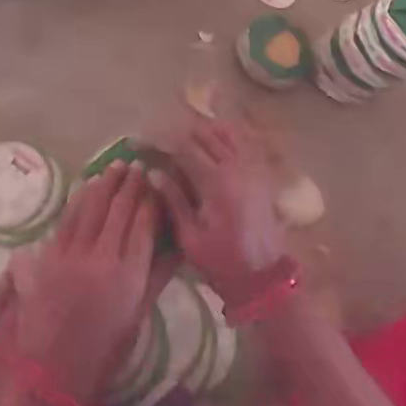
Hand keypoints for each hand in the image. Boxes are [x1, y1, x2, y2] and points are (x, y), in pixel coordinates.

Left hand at [0, 163, 166, 400]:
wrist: (54, 374)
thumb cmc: (104, 350)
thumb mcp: (138, 315)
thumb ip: (158, 275)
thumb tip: (178, 243)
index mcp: (129, 275)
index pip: (142, 223)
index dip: (148, 198)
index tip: (154, 179)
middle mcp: (102, 258)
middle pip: (118, 210)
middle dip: (129, 184)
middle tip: (136, 165)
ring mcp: (72, 256)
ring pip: (91, 208)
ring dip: (104, 183)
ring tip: (114, 166)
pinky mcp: (49, 258)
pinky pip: (67, 220)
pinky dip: (78, 199)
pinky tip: (86, 186)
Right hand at [155, 118, 287, 304]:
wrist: (264, 276)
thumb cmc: (222, 261)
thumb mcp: (189, 237)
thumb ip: (172, 200)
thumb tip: (152, 172)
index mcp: (216, 181)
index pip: (184, 147)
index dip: (161, 140)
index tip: (141, 140)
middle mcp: (236, 165)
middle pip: (204, 133)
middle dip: (179, 131)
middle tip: (159, 137)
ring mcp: (253, 165)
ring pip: (225, 131)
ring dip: (202, 129)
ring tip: (183, 136)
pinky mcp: (261, 170)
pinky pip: (244, 140)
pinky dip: (226, 133)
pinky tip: (212, 138)